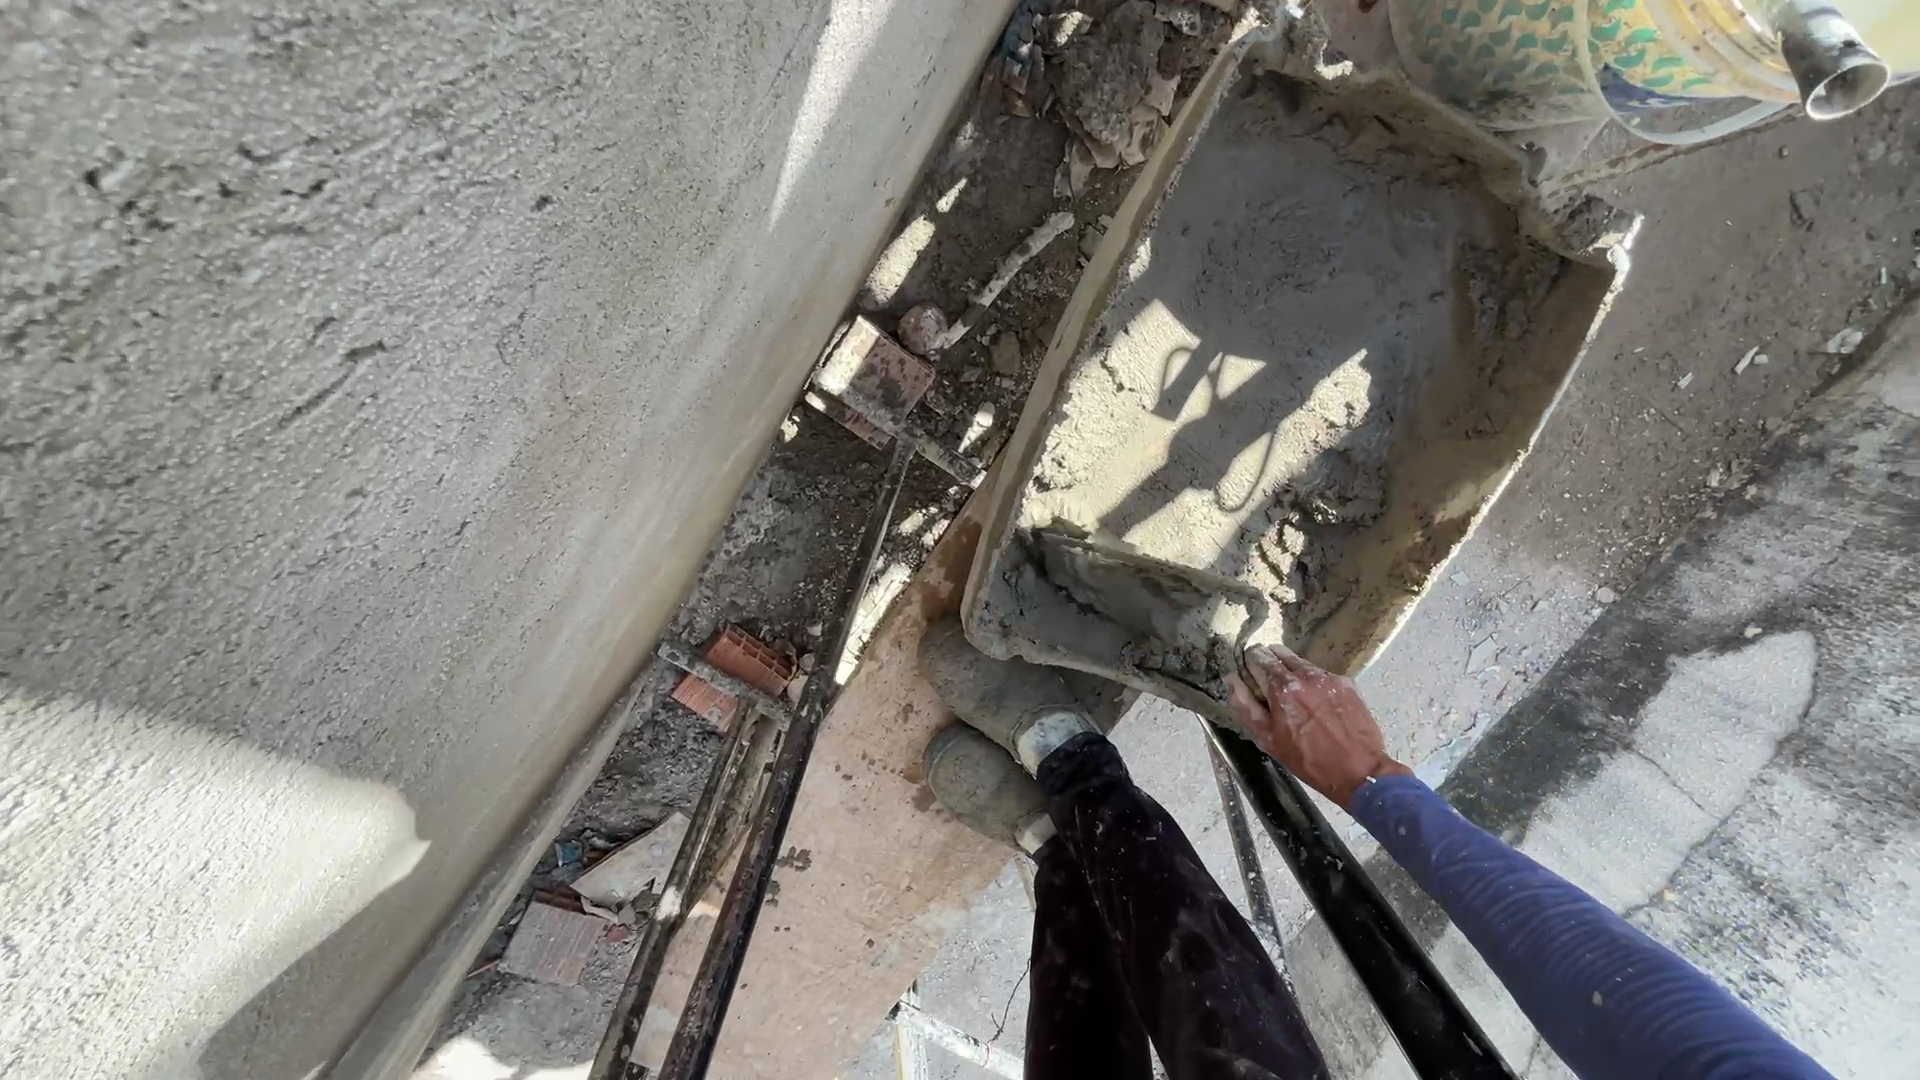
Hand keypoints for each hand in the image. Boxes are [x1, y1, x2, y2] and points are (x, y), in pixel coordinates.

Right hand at [1227, 643, 1409, 808]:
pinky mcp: (1347, 684)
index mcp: (1282, 687)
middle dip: (1270, 663)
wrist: (1359, 771)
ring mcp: (1329, 678)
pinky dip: (1314, 683)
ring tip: (1296, 699)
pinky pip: (1322, 675)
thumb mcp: (1266, 738)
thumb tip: (1231, 679)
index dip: (1250, 664)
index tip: (1251, 676)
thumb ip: (1244, 705)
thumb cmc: (1307, 759)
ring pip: (1301, 663)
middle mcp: (1306, 675)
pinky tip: (1318, 705)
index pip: (1258, 656)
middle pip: (1279, 652)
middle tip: (1270, 687)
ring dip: (1292, 673)